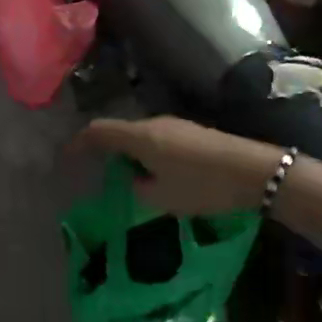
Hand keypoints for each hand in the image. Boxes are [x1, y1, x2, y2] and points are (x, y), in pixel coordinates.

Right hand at [76, 117, 281, 214]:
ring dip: (129, 153)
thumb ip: (139, 188)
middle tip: (96, 172)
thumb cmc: (203, 186)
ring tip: (126, 177)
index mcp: (141, 136)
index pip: (99, 131)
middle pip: (120, 131)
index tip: (67, 156)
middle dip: (105, 149)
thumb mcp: (162, 198)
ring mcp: (177, 125)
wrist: (254, 172)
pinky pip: (159, 140)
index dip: (79, 143)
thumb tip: (135, 180)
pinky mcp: (193, 132)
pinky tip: (154, 173)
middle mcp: (156, 123)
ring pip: (141, 136)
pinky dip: (147, 153)